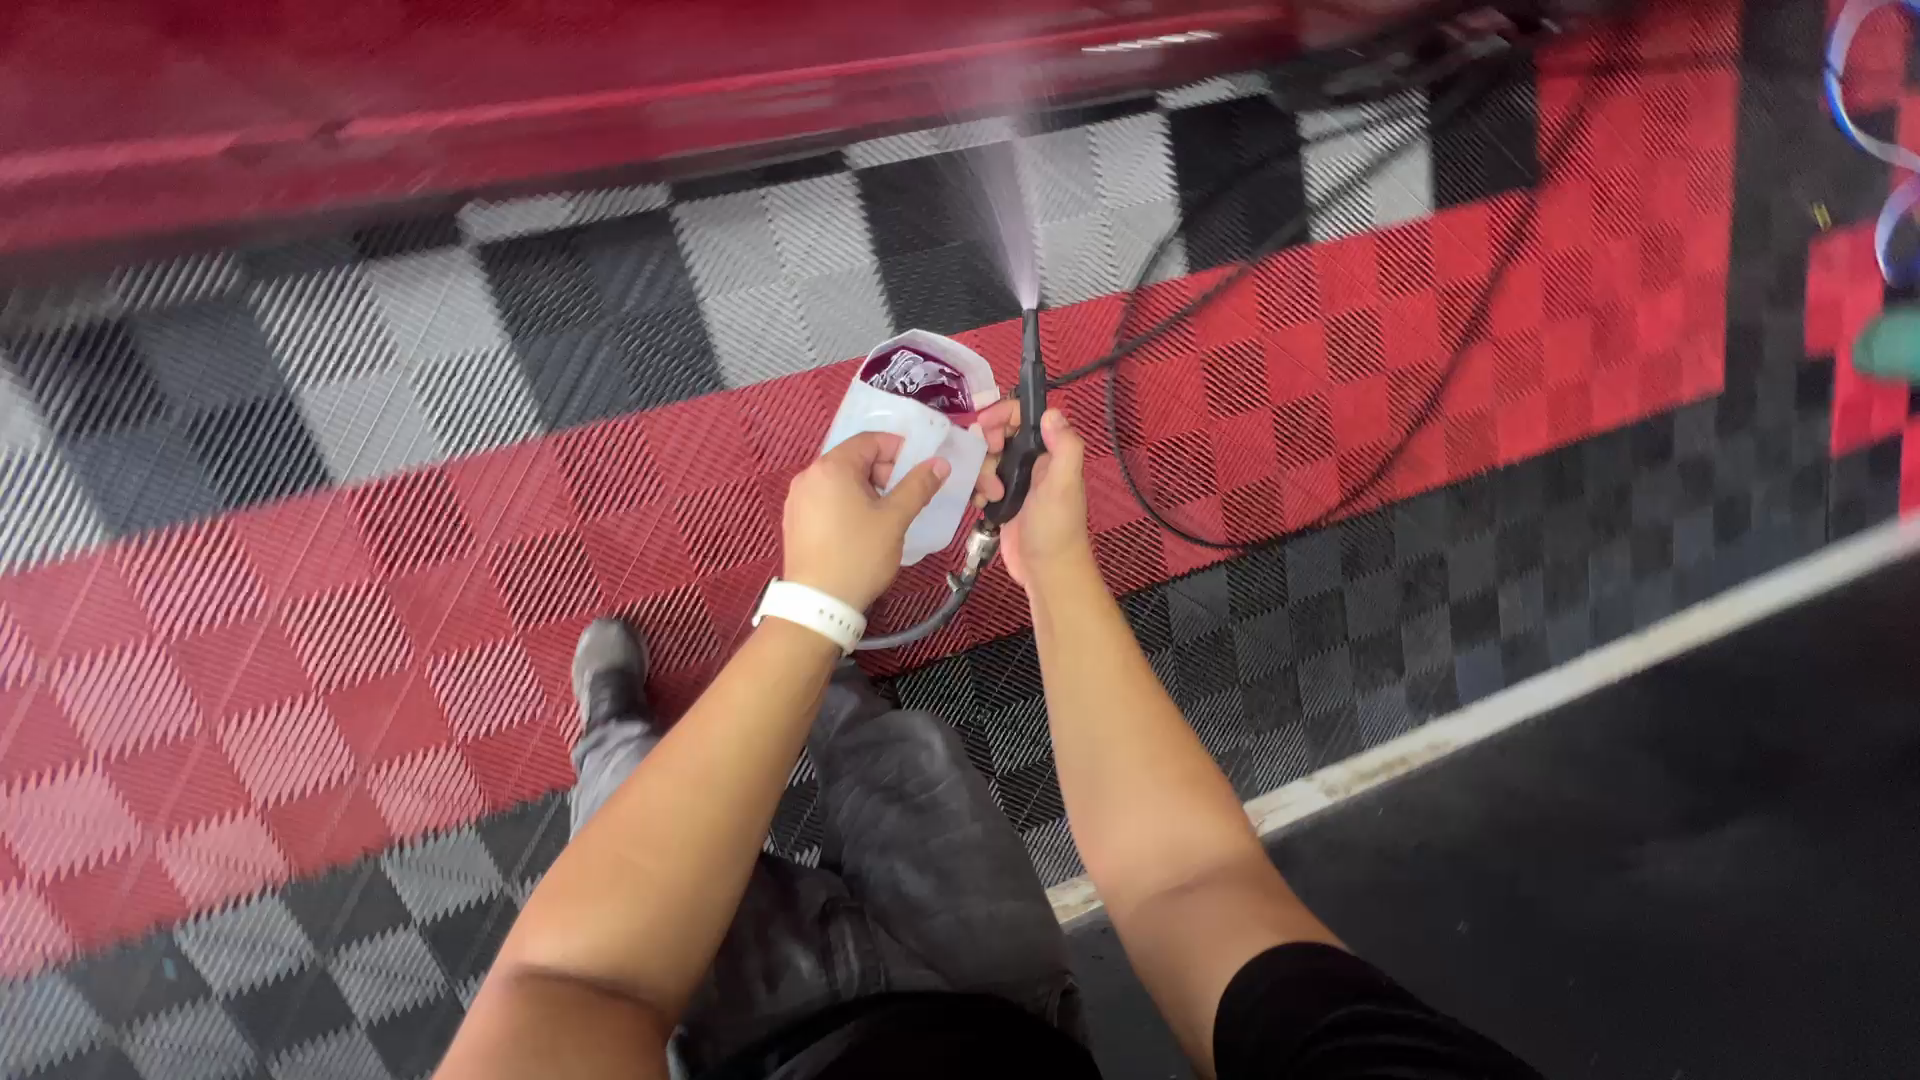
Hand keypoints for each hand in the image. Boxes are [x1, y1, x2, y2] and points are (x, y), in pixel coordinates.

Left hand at [782, 432, 951, 609]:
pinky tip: (860, 530)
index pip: (869, 441)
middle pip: (853, 459)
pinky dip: (847, 504)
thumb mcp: (894, 519)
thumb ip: (918, 486)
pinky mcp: (795, 521)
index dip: (898, 449)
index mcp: (832, 467)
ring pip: (840, 481)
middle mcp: (809, 476)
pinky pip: (826, 500)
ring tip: (885, 516)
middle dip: (883, 472)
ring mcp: (797, 499)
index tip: (918, 469)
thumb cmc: (859, 555)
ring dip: (867, 490)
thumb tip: (939, 463)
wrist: (819, 603)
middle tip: (904, 497)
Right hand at [978, 407, 1091, 588]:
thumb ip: (1064, 446)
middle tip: (990, 464)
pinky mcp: (1003, 501)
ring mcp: (1016, 482)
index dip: (1002, 414)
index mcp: (1050, 453)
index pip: (1025, 417)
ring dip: (982, 474)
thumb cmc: (1056, 529)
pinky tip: (983, 505)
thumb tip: (1050, 412)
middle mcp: (1033, 463)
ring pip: (987, 460)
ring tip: (992, 496)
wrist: (1046, 571)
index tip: (984, 426)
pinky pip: (981, 483)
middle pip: (1000, 435)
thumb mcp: (1063, 484)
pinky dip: (978, 491)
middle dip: (987, 447)